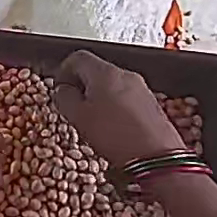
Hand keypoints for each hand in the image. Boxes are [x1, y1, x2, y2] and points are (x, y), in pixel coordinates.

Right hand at [52, 51, 187, 167]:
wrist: (157, 158)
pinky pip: (126, 98)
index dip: (63, 71)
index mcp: (104, 73)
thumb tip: (63, 90)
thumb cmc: (115, 135)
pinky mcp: (151, 105)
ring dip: (97, 97)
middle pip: (96, 70)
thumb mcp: (78, 117)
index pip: (78, 58)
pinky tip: (111, 127)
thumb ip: (64, 98)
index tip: (60, 88)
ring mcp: (141, 89)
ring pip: (111, 85)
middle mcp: (125, 75)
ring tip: (91, 120)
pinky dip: (114, 107)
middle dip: (81, 86)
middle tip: (73, 105)